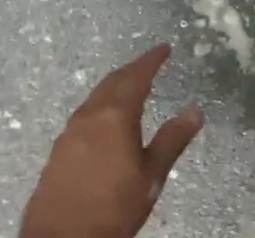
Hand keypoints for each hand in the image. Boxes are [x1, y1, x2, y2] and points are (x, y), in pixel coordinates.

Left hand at [19, 45, 202, 237]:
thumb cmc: (112, 207)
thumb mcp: (151, 177)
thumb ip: (172, 140)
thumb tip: (196, 110)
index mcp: (115, 115)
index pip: (137, 75)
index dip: (152, 59)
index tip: (165, 48)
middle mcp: (90, 115)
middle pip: (113, 81)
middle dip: (133, 69)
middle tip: (150, 64)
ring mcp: (70, 132)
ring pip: (96, 96)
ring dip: (115, 86)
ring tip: (131, 88)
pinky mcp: (59, 150)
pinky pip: (85, 113)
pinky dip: (102, 105)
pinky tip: (106, 121)